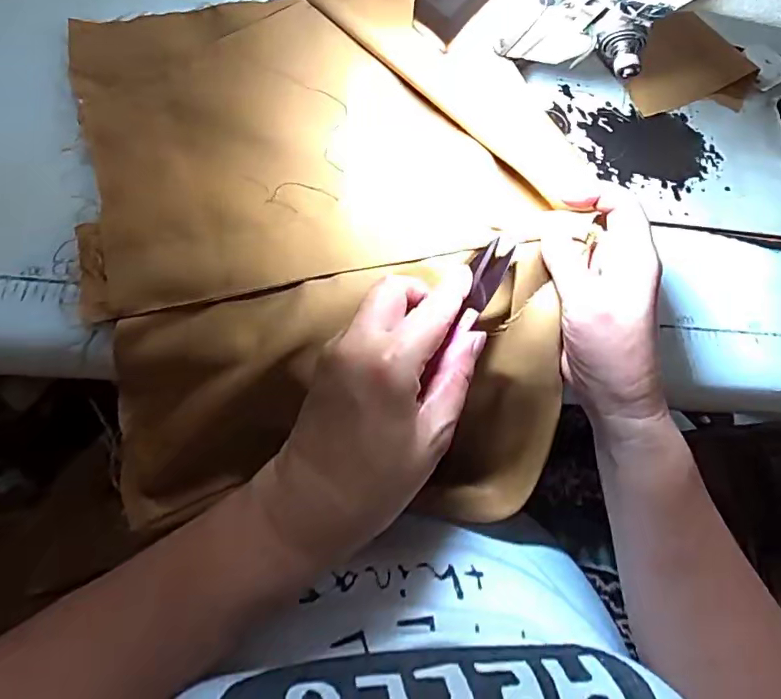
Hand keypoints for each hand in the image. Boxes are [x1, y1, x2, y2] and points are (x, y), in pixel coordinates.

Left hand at [251, 266, 486, 568]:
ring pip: (376, 303)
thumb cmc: (379, 481)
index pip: (432, 308)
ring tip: (426, 354)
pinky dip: (387, 328)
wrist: (307, 504)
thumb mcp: (432, 435)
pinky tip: (400, 367)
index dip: (456, 290)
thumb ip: (454, 375)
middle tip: (445, 329)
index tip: (472, 276)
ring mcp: (337, 346)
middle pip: (394, 287)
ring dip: (405, 311)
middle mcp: (358, 341)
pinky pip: (364, 324)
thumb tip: (472, 333)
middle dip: (424, 295)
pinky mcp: (326, 356)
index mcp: (390, 361)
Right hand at [540, 187, 666, 429]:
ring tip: (530, 239)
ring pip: (582, 242)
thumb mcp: (585, 301)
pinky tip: (533, 264)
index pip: (622, 204)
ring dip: (557, 238)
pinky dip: (552, 259)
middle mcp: (623, 262)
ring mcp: (606, 279)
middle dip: (567, 214)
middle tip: (538, 218)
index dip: (593, 192)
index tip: (561, 198)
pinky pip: (571, 265)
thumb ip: (566, 260)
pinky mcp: (589, 294)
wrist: (615, 397)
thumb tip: (550, 229)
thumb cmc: (613, 353)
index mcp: (635, 257)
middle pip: (599, 219)